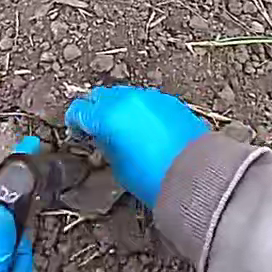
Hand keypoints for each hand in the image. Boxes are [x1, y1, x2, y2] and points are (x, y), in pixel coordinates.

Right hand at [65, 86, 209, 208]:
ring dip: (118, 107)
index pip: (80, 110)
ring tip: (122, 128)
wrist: (195, 173)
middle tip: (97, 129)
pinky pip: (146, 99)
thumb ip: (106, 144)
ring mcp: (150, 97)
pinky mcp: (169, 100)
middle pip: (100, 96)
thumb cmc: (153, 177)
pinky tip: (144, 127)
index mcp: (108, 116)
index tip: (78, 133)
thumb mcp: (118, 165)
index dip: (75, 122)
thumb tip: (104, 137)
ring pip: (124, 94)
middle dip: (95, 110)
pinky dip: (139, 109)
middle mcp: (128, 100)